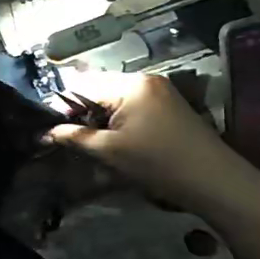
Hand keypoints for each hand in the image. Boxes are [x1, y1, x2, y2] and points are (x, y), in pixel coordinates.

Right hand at [46, 72, 259, 213]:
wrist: (213, 180)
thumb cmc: (157, 163)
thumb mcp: (110, 152)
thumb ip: (75, 138)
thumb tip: (46, 133)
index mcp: (129, 83)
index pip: (82, 84)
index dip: (63, 106)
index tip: (53, 130)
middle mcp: (144, 79)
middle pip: (100, 89)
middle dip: (83, 113)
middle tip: (72, 142)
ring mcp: (160, 91)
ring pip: (116, 99)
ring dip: (101, 120)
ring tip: (96, 146)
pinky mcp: (169, 106)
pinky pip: (134, 106)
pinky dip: (120, 121)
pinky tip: (119, 144)